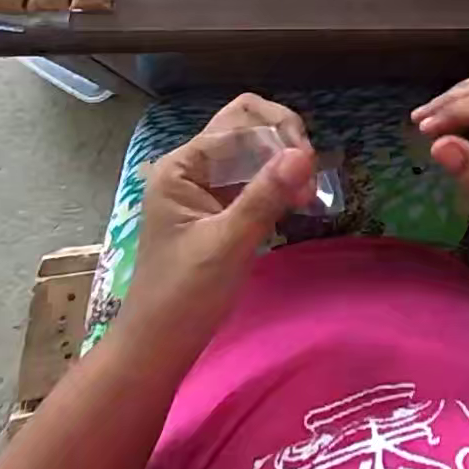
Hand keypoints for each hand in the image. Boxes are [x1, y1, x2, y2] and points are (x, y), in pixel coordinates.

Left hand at [121, 94, 316, 348]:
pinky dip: (279, 184)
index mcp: (183, 165)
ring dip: (284, 164)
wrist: (159, 348)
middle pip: (248, 128)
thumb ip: (264, 196)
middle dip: (284, 144)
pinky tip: (298, 201)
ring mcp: (207, 186)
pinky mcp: (221, 206)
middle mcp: (193, 166)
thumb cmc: (184, 297)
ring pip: (256, 152)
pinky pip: (256, 177)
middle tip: (309, 180)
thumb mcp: (228, 244)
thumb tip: (304, 154)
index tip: (308, 164)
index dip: (278, 132)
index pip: (238, 120)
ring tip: (307, 196)